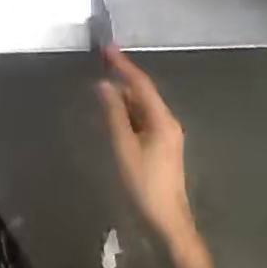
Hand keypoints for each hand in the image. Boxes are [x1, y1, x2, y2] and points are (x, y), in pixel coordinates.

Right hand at [97, 46, 195, 247]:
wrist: (168, 219)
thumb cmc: (145, 183)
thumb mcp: (124, 146)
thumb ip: (113, 114)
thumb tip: (104, 86)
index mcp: (162, 119)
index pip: (141, 83)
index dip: (123, 64)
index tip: (108, 48)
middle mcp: (167, 122)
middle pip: (142, 94)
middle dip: (121, 81)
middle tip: (98, 70)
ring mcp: (166, 134)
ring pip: (141, 107)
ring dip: (122, 99)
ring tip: (99, 96)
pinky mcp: (161, 145)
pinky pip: (141, 120)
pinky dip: (126, 114)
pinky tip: (111, 117)